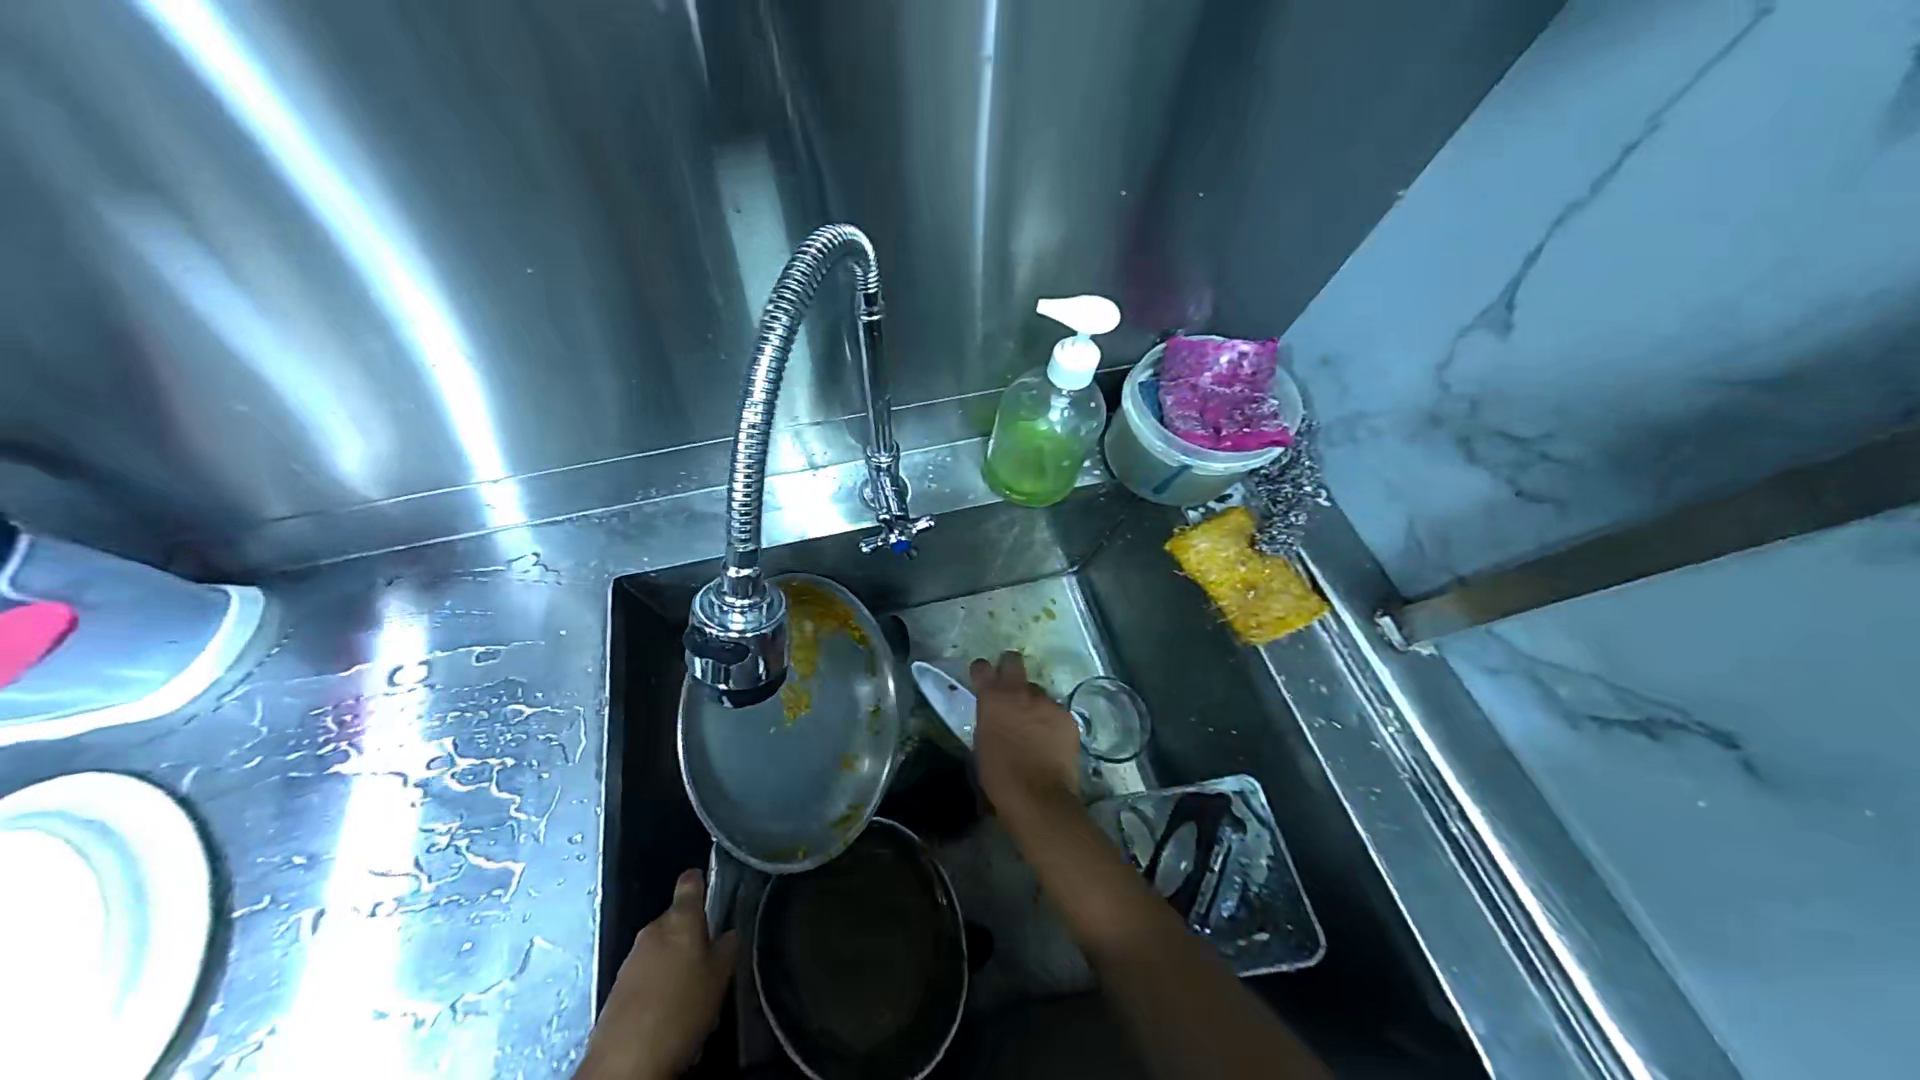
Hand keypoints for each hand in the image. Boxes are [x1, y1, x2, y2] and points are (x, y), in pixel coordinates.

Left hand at [576, 869, 739, 1079]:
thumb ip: (727, 949)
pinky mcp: (618, 988)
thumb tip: (728, 934)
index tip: (711, 886)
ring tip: (695, 994)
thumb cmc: (680, 1010)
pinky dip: (661, 985)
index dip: (701, 881)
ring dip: (678, 964)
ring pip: (663, 950)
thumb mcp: (718, 979)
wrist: (624, 1064)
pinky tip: (672, 1012)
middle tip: (712, 962)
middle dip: (694, 936)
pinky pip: (648, 975)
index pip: (690, 883)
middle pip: (677, 921)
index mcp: (679, 920)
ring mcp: (631, 959)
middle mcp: (652, 931)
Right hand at [970, 651, 1082, 822]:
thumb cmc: (999, 776)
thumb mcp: (982, 744)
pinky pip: (1056, 712)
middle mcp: (1020, 692)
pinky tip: (1051, 742)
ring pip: (1038, 692)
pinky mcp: (1068, 717)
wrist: (1038, 796)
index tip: (982, 678)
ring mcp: (1048, 703)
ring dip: (1034, 704)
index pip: (982, 667)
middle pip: (1013, 661)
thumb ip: (989, 720)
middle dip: (1010, 668)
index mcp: (993, 699)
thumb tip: (996, 717)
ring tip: (1035, 728)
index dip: (981, 670)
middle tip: (1010, 688)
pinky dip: (1051, 722)